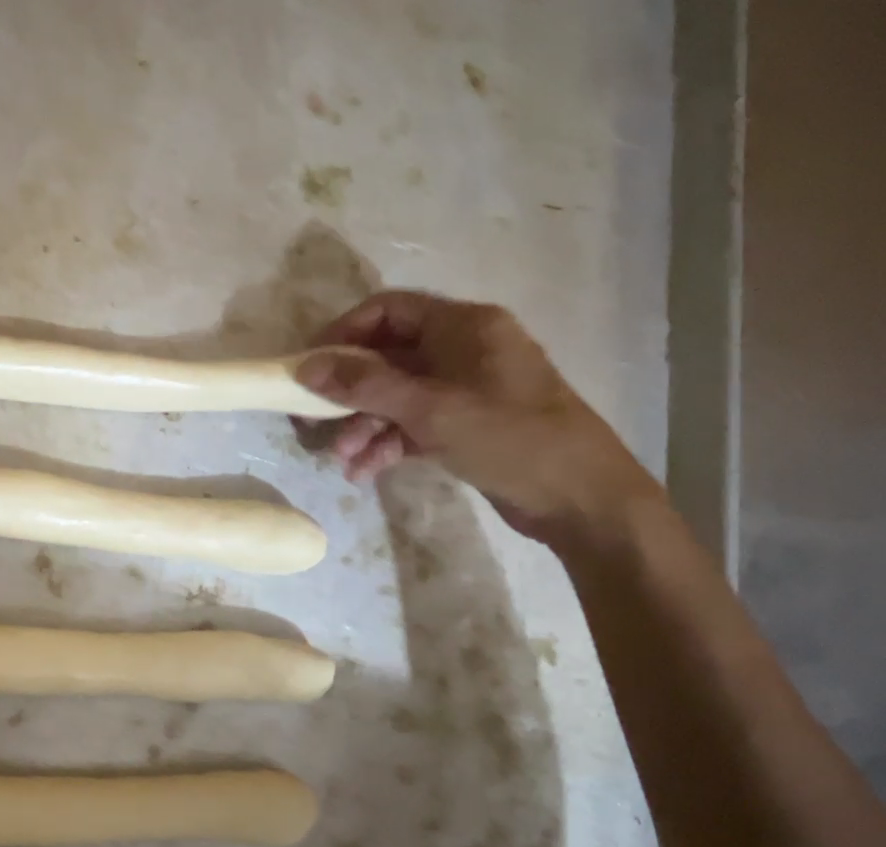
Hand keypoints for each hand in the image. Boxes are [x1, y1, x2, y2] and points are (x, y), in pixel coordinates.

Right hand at [294, 290, 660, 540]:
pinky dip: (387, 443)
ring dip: (363, 425)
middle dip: (347, 392)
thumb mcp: (431, 409)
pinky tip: (365, 472)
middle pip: (387, 357)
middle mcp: (463, 350)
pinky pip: (412, 424)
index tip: (307, 367)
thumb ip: (364, 386)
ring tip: (343, 460)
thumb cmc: (509, 438)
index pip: (388, 311)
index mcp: (464, 326)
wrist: (580, 497)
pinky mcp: (465, 426)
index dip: (343, 334)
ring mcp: (465, 390)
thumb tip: (305, 366)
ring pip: (396, 396)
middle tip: (310, 422)